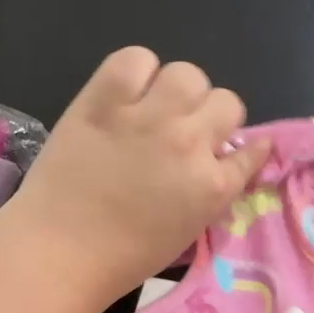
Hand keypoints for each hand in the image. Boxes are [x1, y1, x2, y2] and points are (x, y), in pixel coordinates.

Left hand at [0, 47, 271, 302]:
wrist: (61, 251)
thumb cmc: (127, 254)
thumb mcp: (190, 228)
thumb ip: (213, 189)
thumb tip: (222, 157)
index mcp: (214, 185)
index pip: (252, 149)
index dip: (242, 147)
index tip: (228, 149)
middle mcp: (189, 144)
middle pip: (226, 101)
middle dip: (211, 115)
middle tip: (186, 129)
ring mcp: (147, 119)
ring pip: (188, 74)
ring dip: (178, 90)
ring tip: (156, 106)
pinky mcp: (104, 101)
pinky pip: (135, 58)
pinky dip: (136, 71)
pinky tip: (126, 92)